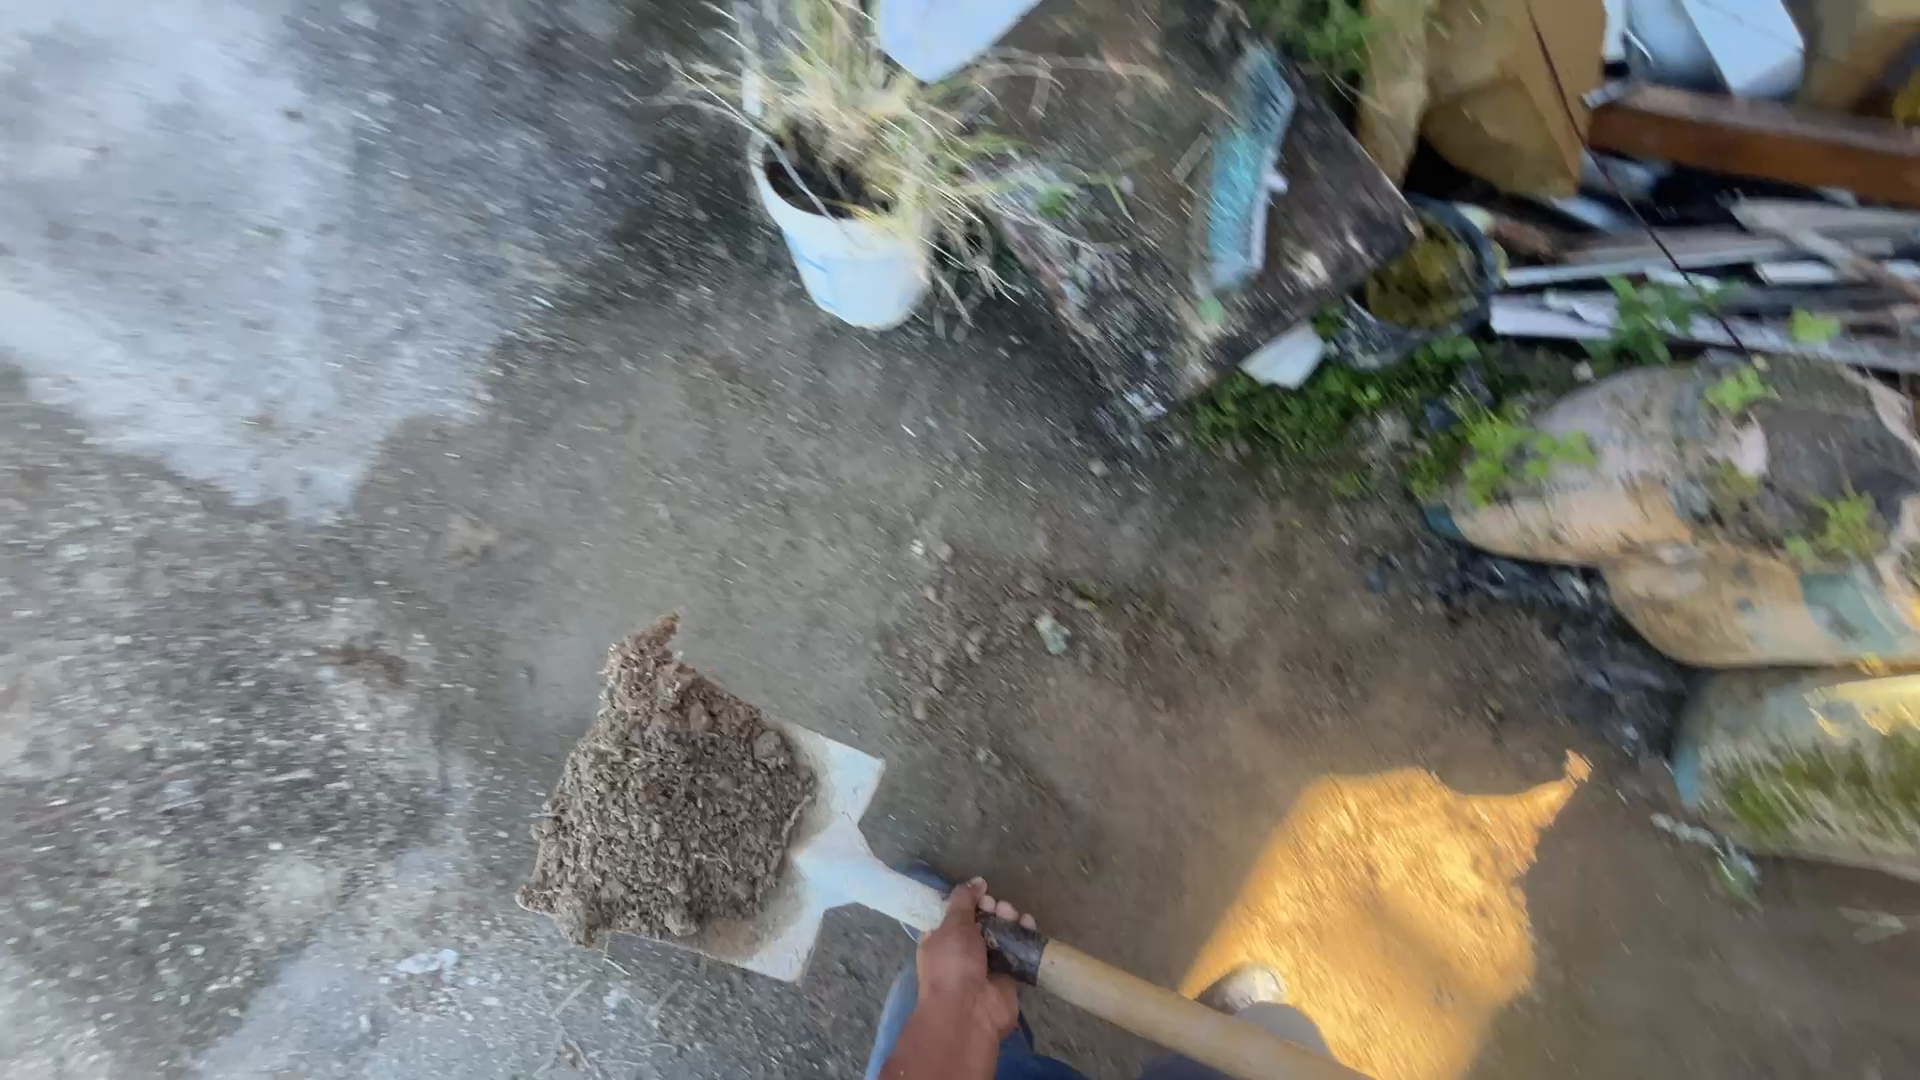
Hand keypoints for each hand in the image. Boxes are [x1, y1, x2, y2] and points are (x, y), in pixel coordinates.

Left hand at [882, 878, 1037, 1079]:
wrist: (968, 1013)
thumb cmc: (952, 964)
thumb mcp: (952, 924)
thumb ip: (963, 899)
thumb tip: (977, 881)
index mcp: (942, 939)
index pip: (957, 912)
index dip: (970, 900)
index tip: (980, 894)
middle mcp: (963, 951)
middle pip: (983, 920)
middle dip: (993, 908)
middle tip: (998, 908)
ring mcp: (986, 965)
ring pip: (1002, 933)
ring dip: (1010, 919)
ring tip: (1014, 915)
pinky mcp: (1008, 976)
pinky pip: (1017, 950)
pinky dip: (1025, 935)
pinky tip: (1029, 924)